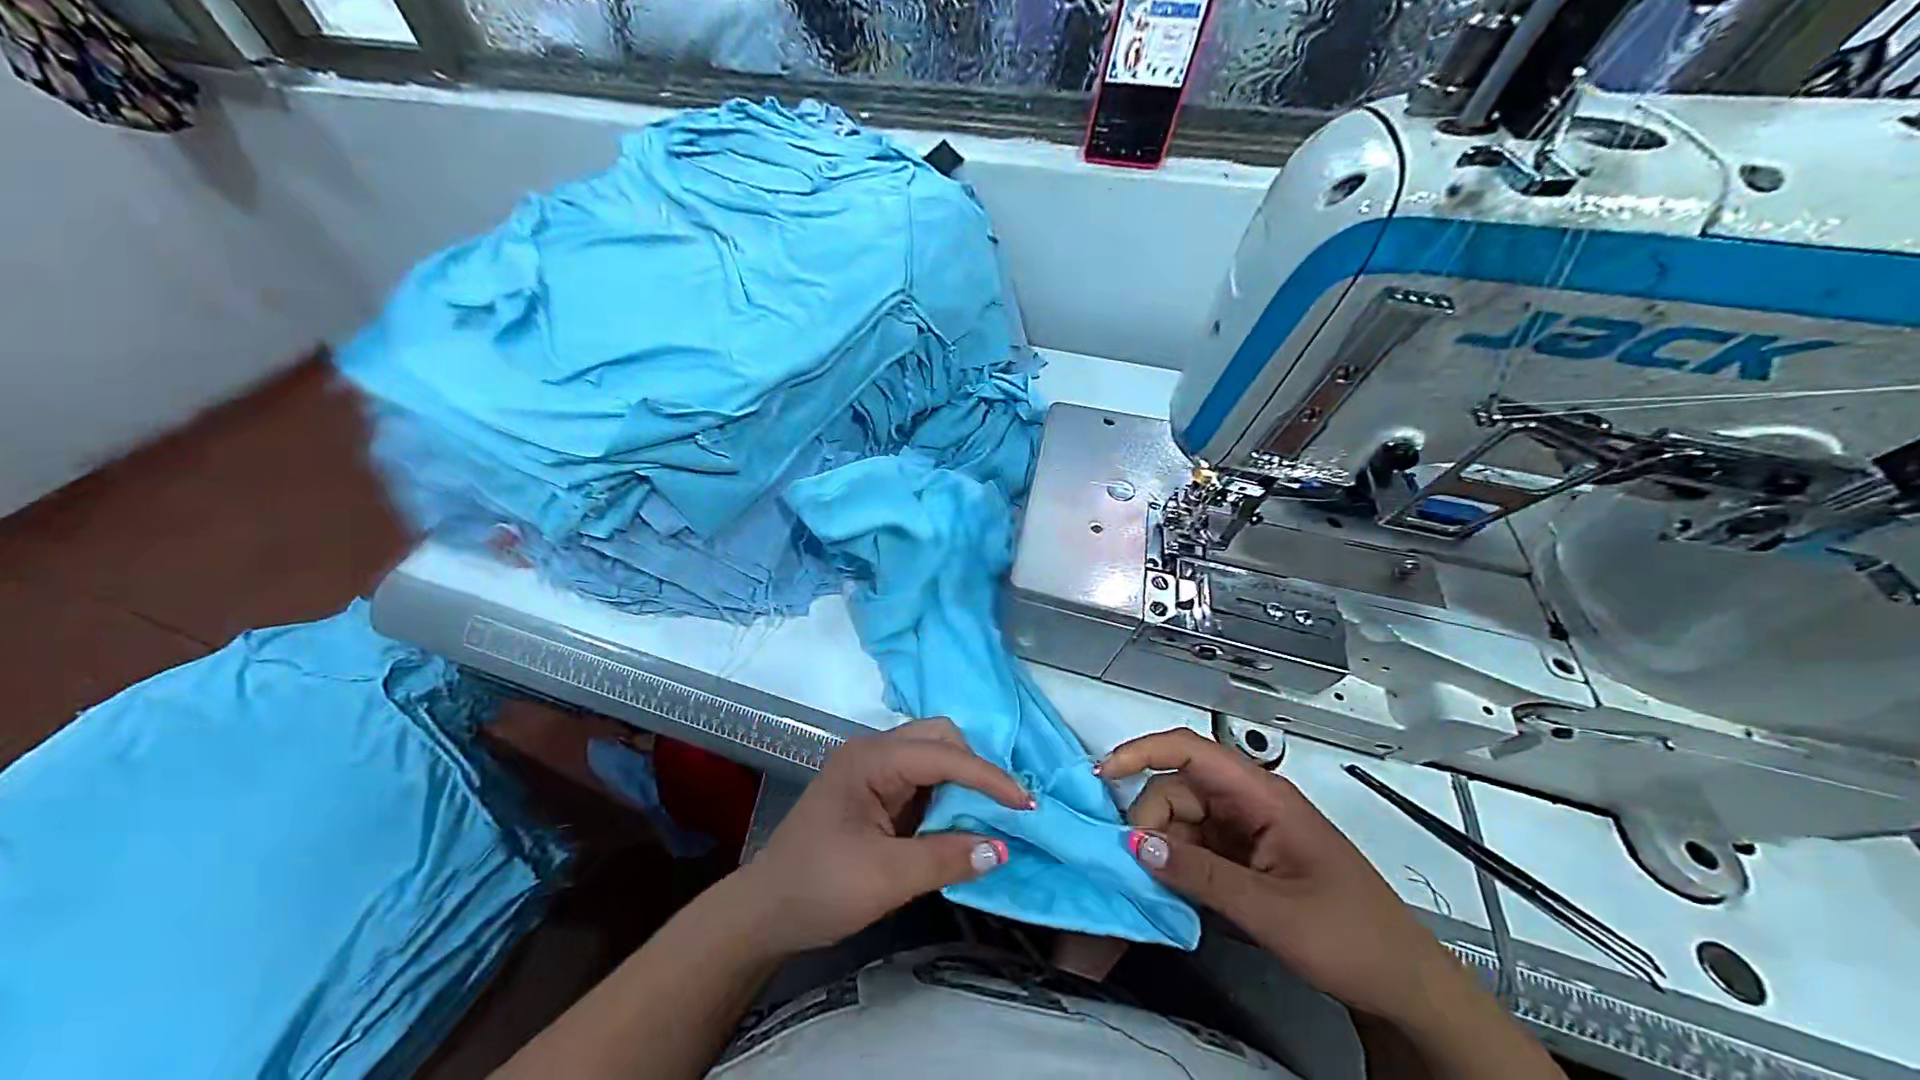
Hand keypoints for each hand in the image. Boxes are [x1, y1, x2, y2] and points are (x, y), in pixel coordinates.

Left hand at [735, 718, 1030, 956]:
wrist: (764, 913)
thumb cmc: (819, 888)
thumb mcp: (885, 878)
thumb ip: (945, 858)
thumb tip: (1002, 848)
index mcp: (871, 759)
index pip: (942, 754)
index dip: (987, 777)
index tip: (1025, 804)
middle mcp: (873, 754)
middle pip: (939, 739)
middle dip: (975, 768)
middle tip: (1005, 806)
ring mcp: (874, 772)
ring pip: (934, 757)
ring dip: (964, 782)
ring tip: (994, 813)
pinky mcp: (876, 794)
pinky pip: (924, 782)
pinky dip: (949, 798)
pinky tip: (964, 821)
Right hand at [1100, 729, 1469, 1026]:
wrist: (1403, 988)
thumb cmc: (1353, 939)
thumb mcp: (1272, 910)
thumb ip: (1200, 874)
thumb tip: (1136, 842)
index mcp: (1263, 797)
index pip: (1191, 751)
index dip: (1142, 752)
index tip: (1104, 773)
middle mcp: (1249, 805)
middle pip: (1178, 788)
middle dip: (1148, 818)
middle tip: (1134, 861)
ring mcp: (1245, 832)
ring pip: (1180, 819)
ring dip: (1158, 844)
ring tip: (1149, 881)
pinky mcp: (1242, 859)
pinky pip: (1192, 847)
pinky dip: (1172, 863)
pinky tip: (1167, 889)